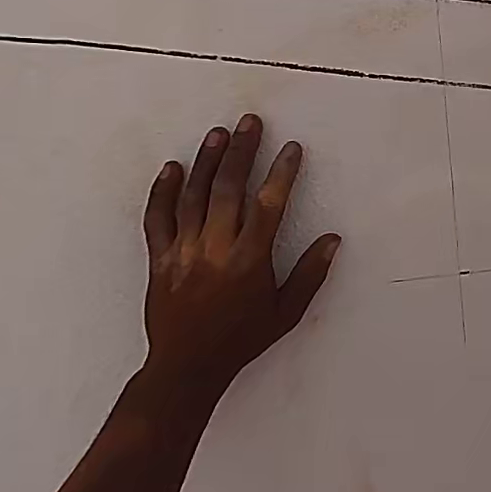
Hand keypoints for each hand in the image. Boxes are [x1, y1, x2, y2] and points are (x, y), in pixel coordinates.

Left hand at [141, 114, 340, 390]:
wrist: (186, 369)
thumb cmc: (241, 340)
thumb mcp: (285, 313)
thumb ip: (310, 274)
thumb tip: (333, 240)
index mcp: (249, 262)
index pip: (269, 206)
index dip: (282, 173)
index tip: (292, 148)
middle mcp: (215, 250)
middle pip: (229, 190)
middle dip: (243, 151)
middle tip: (251, 122)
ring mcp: (183, 252)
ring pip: (194, 197)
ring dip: (207, 161)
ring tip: (219, 133)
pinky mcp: (159, 259)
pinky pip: (157, 219)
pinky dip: (162, 191)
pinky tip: (172, 167)